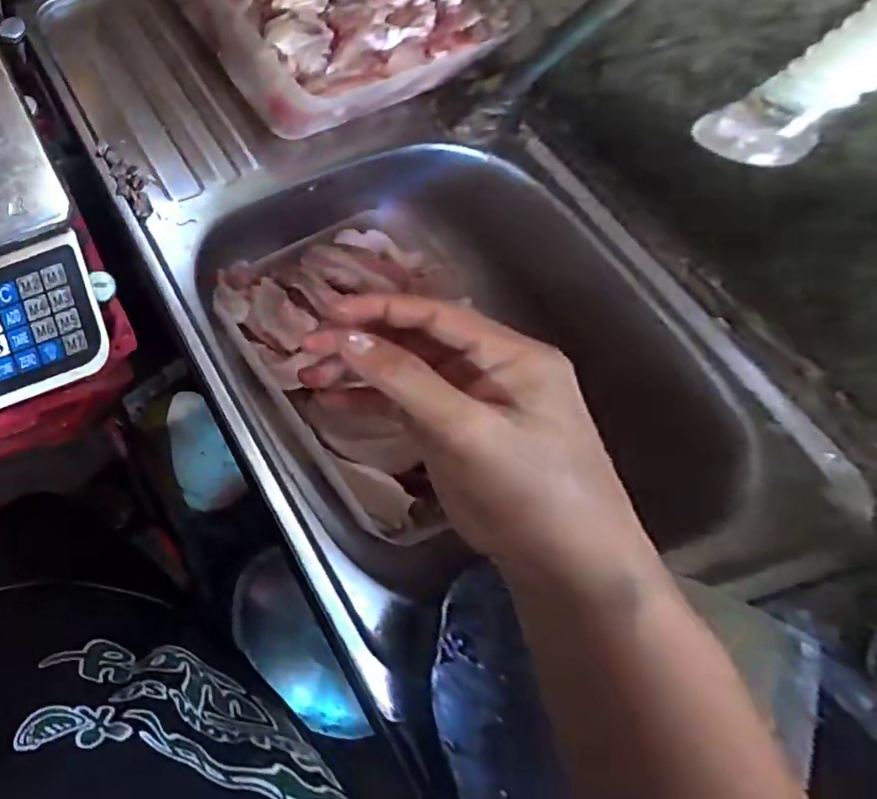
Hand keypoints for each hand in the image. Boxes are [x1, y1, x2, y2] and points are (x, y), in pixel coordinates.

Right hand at [299, 296, 663, 596]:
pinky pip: (396, 399)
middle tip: (308, 347)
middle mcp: (487, 367)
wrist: (568, 568)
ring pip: (397, 368)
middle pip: (410, 338)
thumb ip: (404, 378)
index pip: (434, 315)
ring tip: (308, 375)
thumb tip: (344, 336)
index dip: (378, 308)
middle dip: (357, 340)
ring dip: (353, 369)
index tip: (327, 312)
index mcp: (510, 355)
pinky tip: (328, 399)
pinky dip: (363, 397)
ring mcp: (464, 397)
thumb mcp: (467, 429)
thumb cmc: (532, 490)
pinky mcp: (446, 426)